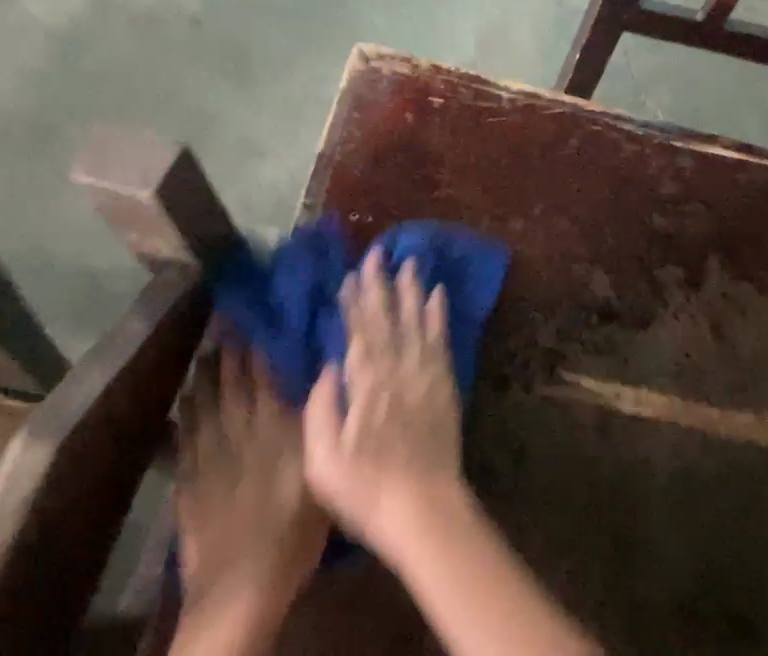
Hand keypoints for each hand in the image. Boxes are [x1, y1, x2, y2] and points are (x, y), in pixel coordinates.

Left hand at [173, 341, 330, 602]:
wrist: (241, 582)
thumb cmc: (295, 527)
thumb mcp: (321, 468)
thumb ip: (316, 420)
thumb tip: (321, 377)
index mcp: (271, 423)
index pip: (259, 372)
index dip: (252, 344)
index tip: (248, 318)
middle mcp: (235, 427)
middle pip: (227, 380)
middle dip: (225, 351)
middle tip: (223, 325)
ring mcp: (206, 452)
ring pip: (201, 401)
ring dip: (202, 375)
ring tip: (204, 356)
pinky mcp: (187, 477)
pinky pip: (182, 433)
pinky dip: (184, 412)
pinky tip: (184, 402)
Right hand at [303, 247, 466, 556]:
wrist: (424, 513)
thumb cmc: (365, 492)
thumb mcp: (322, 460)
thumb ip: (321, 408)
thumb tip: (329, 366)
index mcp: (366, 386)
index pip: (359, 333)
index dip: (355, 303)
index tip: (352, 274)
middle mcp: (397, 373)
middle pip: (388, 321)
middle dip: (382, 286)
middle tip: (379, 253)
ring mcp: (425, 380)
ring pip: (417, 325)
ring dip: (412, 293)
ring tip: (410, 262)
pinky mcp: (445, 390)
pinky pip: (442, 345)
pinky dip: (439, 319)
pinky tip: (438, 298)